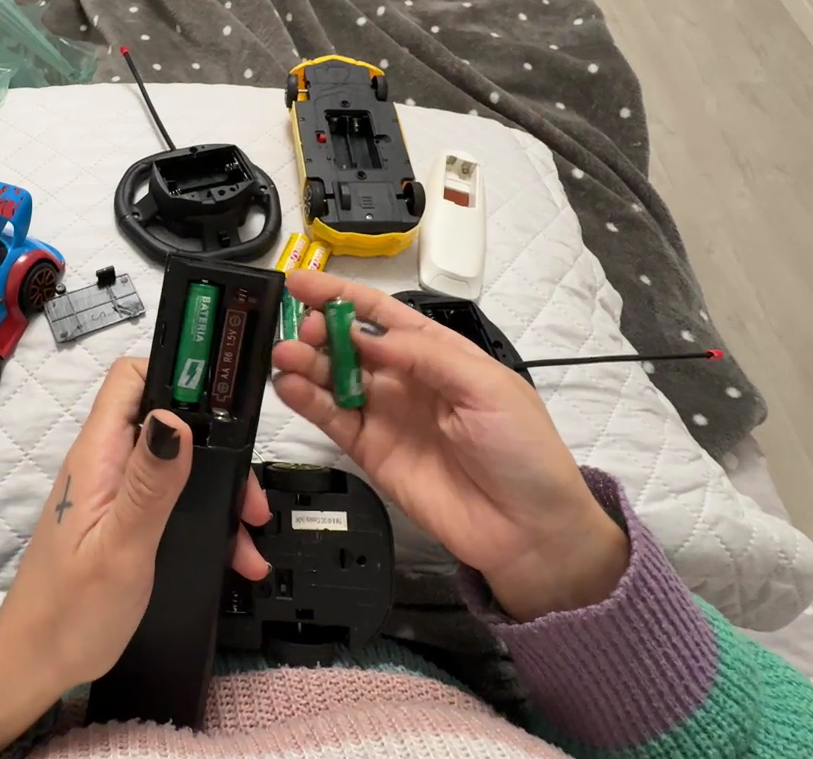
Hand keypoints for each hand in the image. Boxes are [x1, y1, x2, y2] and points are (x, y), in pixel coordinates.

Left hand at [0, 358, 270, 757]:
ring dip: (218, 489)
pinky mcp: (122, 516)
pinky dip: (204, 517)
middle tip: (249, 492)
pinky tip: (233, 552)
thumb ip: (150, 483)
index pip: (130, 378)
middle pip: (164, 417)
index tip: (223, 394)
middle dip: (215, 445)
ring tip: (250, 529)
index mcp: (98, 454)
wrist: (38, 664)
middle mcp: (105, 461)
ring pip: (176, 462)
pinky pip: (171, 498)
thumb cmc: (73, 612)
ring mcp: (114, 489)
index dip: (175, 371)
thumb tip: (172, 418)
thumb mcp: (122, 547)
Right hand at [271, 271, 626, 623]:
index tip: (301, 282)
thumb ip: (424, 354)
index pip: (380, 313)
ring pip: (331, 377)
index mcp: (435, 351)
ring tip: (284, 355)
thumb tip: (363, 333)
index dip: (340, 295)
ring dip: (305, 362)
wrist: (528, 531)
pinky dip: (305, 400)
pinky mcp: (366, 448)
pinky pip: (329, 417)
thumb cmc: (521, 449)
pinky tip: (288, 386)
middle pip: (348, 342)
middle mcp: (402, 376)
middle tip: (301, 330)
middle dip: (319, 328)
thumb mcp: (486, 387)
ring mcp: (381, 412)